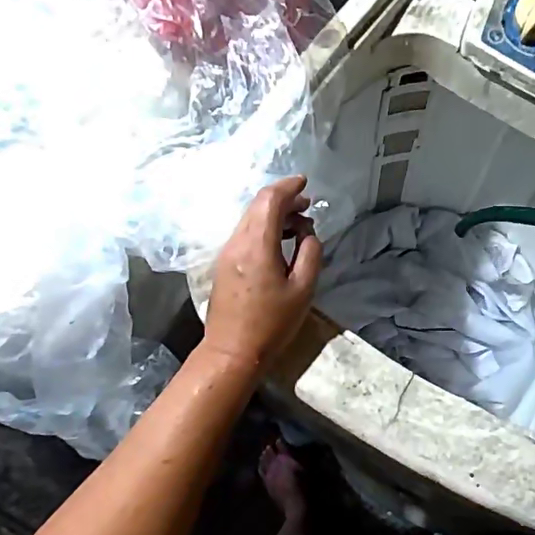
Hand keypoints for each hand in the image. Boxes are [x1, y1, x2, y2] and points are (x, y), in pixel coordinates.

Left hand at [202, 176, 322, 371]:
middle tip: (307, 207)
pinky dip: (264, 229)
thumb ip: (310, 254)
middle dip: (283, 200)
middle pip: (257, 206)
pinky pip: (245, 234)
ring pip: (250, 220)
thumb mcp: (303, 290)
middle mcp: (237, 243)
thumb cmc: (272, 324)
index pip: (270, 201)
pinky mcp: (224, 265)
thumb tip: (308, 235)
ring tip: (298, 227)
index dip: (289, 187)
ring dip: (274, 216)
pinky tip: (280, 243)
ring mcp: (227, 254)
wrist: (232, 351)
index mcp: (256, 246)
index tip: (305, 183)